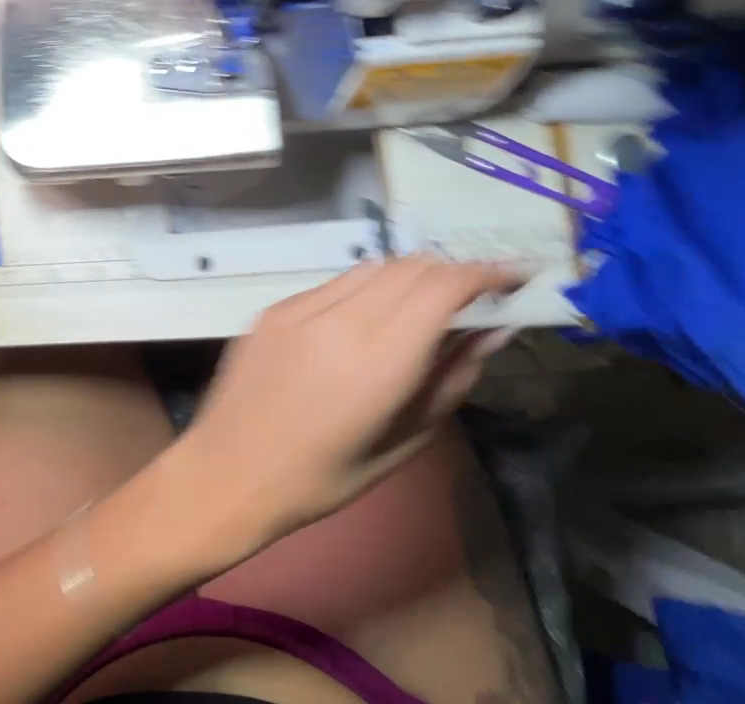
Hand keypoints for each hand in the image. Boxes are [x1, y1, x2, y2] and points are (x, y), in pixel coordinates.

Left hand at [175, 257, 521, 550]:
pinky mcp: (272, 309)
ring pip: (371, 268)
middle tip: (477, 296)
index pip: (443, 286)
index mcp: (378, 358)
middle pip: (411, 267)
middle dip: (452, 273)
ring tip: (427, 306)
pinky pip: (333, 284)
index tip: (516, 277)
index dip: (487, 274)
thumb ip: (452, 377)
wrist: (228, 472)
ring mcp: (298, 308)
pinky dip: (366, 289)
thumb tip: (494, 329)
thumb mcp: (405, 439)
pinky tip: (369, 318)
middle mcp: (339, 319)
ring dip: (409, 276)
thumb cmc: (323, 477)